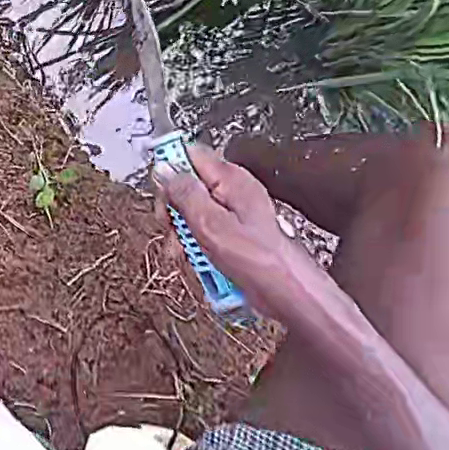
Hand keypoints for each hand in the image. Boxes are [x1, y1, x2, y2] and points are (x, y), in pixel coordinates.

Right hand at [154, 144, 367, 341]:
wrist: (288, 294)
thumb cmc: (258, 261)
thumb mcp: (209, 224)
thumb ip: (184, 193)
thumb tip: (164, 169)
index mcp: (230, 179)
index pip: (189, 155)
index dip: (169, 170)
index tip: (160, 194)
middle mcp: (234, 190)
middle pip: (188, 185)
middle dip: (172, 208)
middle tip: (170, 228)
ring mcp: (235, 212)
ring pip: (193, 211)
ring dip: (181, 231)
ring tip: (182, 252)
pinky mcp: (235, 233)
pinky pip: (205, 230)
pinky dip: (196, 244)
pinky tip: (197, 259)